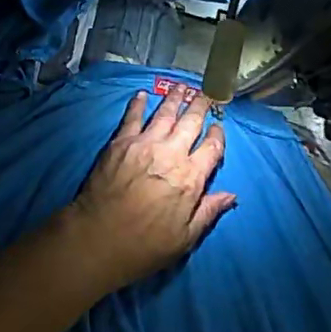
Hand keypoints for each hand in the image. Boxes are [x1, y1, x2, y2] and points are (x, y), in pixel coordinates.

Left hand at [61, 83, 235, 290]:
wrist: (99, 236)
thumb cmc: (145, 244)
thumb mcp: (185, 238)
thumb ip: (208, 212)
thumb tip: (231, 195)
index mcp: (191, 177)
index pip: (212, 147)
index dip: (217, 134)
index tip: (218, 126)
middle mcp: (171, 153)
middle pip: (191, 122)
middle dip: (200, 106)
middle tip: (205, 94)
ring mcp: (144, 144)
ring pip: (164, 114)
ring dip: (175, 98)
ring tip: (182, 87)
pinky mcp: (120, 142)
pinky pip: (132, 117)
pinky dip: (139, 103)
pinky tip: (143, 94)